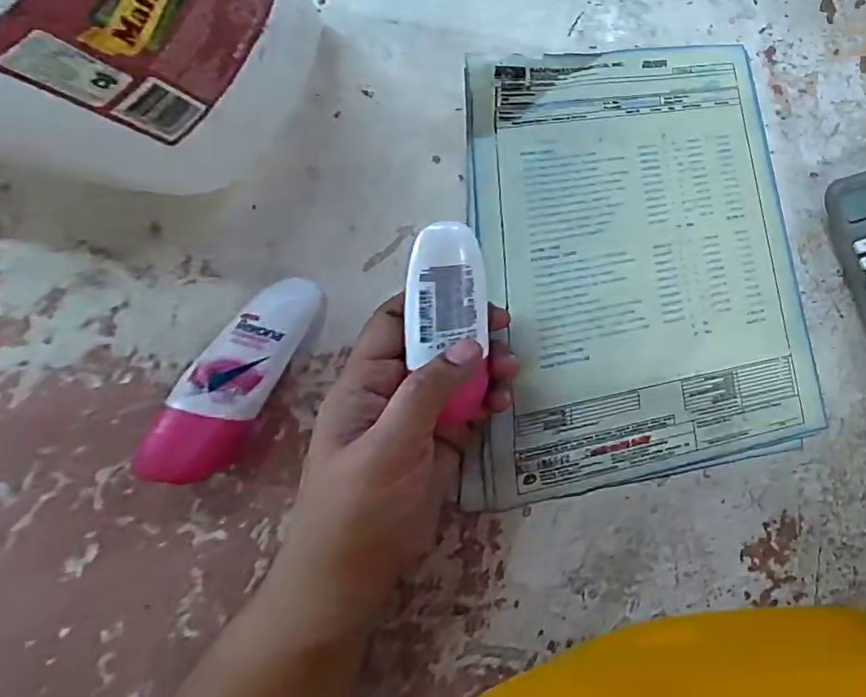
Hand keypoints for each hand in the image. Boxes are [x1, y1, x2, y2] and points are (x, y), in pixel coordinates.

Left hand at [265, 294, 518, 637]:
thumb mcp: (389, 443)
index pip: (393, 324)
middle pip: (436, 344)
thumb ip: (429, 389)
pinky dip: (490, 397)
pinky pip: (472, 404)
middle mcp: (395, 391)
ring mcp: (421, 416)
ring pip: (460, 373)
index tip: (466, 289)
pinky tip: (504, 402)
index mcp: (366, 384)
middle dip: (470, 332)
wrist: (352, 577)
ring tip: (512, 369)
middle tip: (506, 326)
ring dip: (488, 365)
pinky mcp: (444, 440)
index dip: (425, 300)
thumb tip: (471, 343)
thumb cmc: (356, 507)